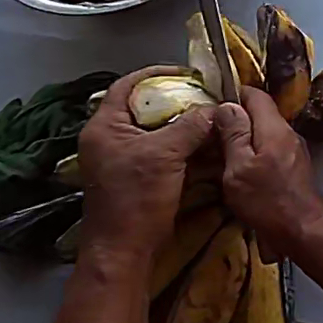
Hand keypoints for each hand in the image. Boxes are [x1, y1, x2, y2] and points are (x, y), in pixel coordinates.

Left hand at [77, 66, 217, 261]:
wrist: (126, 249)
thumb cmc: (137, 199)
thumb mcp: (165, 154)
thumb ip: (191, 125)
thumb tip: (217, 108)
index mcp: (105, 127)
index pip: (128, 86)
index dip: (158, 74)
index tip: (190, 73)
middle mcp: (113, 138)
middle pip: (148, 106)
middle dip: (180, 99)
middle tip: (209, 95)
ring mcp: (127, 157)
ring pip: (160, 129)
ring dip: (187, 123)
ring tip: (215, 116)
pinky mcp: (142, 174)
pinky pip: (167, 149)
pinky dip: (187, 144)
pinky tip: (210, 142)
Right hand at [216, 86, 322, 255]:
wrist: (304, 232)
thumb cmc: (269, 202)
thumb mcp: (239, 168)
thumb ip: (234, 135)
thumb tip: (227, 105)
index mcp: (275, 128)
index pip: (256, 95)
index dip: (233, 94)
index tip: (212, 103)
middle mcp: (288, 134)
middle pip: (261, 113)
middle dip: (236, 118)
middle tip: (210, 130)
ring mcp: (294, 151)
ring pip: (265, 133)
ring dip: (244, 137)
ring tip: (219, 150)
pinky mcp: (295, 167)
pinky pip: (271, 149)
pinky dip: (254, 153)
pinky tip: (239, 168)